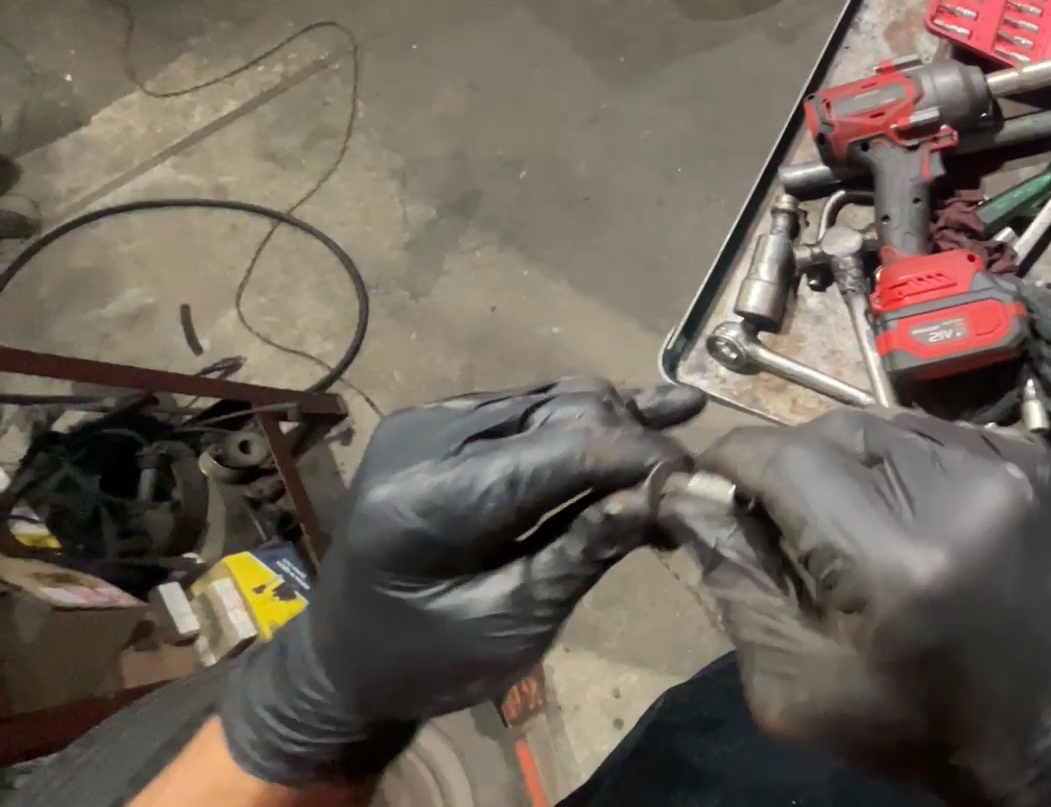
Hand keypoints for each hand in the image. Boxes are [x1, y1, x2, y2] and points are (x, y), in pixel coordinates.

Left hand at [220, 378, 704, 785]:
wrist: (347, 657)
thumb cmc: (429, 660)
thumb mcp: (514, 623)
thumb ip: (587, 551)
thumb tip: (667, 496)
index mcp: (428, 503)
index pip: (564, 451)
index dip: (640, 456)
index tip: (697, 478)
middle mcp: (428, 440)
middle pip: (568, 413)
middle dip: (638, 444)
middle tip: (688, 484)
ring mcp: (438, 419)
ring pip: (564, 396)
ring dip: (626, 425)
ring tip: (673, 460)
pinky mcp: (454, 417)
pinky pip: (544, 401)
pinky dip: (599, 418)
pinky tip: (656, 412)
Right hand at [665, 410, 1050, 806]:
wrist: (1045, 725)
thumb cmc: (911, 721)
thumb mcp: (795, 682)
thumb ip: (737, 578)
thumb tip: (691, 493)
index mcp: (897, 562)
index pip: (789, 460)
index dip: (735, 459)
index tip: (708, 473)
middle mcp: (958, 491)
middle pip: (836, 428)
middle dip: (794, 459)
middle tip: (785, 506)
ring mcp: (1003, 465)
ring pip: (885, 420)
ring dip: (851, 455)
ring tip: (854, 510)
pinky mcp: (1029, 457)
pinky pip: (936, 431)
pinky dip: (906, 456)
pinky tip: (911, 505)